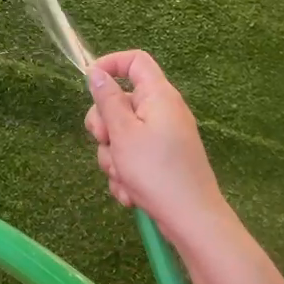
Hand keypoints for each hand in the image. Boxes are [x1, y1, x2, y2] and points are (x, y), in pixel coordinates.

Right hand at [84, 50, 230, 243]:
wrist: (193, 223)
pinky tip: (129, 192)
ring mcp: (163, 138)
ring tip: (122, 177)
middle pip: (120, 101)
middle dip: (104, 125)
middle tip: (105, 141)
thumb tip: (95, 72)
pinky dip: (126, 172)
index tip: (90, 84)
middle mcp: (163, 112)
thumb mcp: (122, 132)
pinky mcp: (162, 161)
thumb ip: (106, 99)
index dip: (110, 64)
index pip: (135, 61)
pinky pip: (133, 155)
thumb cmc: (156, 171)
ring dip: (113, 156)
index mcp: (159, 96)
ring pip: (122, 133)